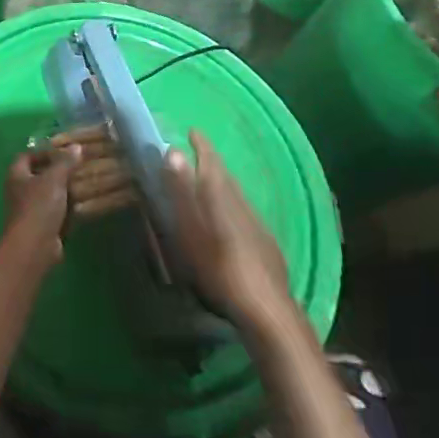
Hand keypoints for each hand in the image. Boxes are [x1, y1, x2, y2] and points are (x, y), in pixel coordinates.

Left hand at [4, 146, 78, 261]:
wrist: (35, 245)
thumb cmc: (39, 206)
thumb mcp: (54, 179)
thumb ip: (65, 162)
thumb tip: (75, 146)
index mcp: (17, 175)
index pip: (26, 156)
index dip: (44, 152)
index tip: (64, 152)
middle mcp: (20, 190)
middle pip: (39, 175)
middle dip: (59, 172)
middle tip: (79, 168)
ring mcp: (30, 210)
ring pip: (50, 195)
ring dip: (66, 191)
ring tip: (86, 184)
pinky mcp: (42, 226)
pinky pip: (56, 212)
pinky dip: (68, 209)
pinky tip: (84, 206)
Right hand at [164, 130, 291, 318]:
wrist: (265, 306)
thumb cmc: (218, 266)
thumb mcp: (190, 229)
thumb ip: (181, 191)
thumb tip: (173, 151)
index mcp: (221, 196)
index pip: (211, 161)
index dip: (202, 145)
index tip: (192, 130)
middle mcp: (241, 203)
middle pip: (225, 175)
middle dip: (210, 161)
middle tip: (195, 152)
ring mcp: (256, 222)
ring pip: (235, 193)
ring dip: (220, 181)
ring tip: (206, 180)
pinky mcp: (264, 241)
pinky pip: (242, 209)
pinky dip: (230, 201)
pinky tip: (226, 216)